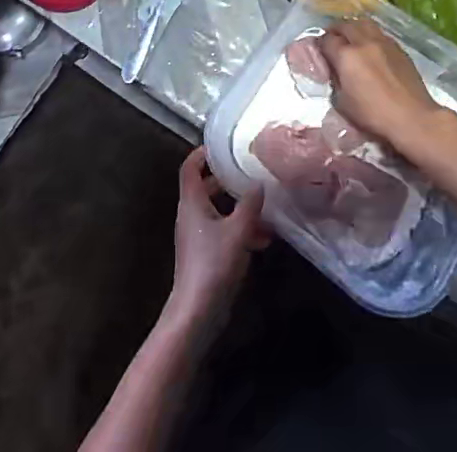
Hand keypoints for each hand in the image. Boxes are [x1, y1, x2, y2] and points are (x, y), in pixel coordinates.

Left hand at [167, 148, 266, 329]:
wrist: (197, 311)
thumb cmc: (213, 264)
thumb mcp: (237, 231)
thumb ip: (249, 205)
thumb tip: (258, 182)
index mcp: (191, 202)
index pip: (189, 167)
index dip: (202, 153)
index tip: (222, 146)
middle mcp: (191, 214)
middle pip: (206, 187)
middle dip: (229, 181)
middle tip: (251, 173)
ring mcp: (197, 235)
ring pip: (218, 211)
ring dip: (240, 208)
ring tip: (266, 209)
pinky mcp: (206, 254)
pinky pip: (223, 231)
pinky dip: (241, 230)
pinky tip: (264, 239)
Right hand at [318, 20, 447, 149]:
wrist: (412, 117)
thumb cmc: (373, 114)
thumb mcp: (343, 103)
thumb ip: (335, 81)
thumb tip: (335, 70)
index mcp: (346, 56)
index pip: (327, 39)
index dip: (320, 44)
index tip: (320, 51)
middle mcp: (364, 43)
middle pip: (345, 25)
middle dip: (335, 30)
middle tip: (332, 40)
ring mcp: (384, 43)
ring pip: (364, 23)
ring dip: (353, 28)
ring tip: (351, 38)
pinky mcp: (399, 48)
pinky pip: (379, 33)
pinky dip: (370, 35)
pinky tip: (371, 47)